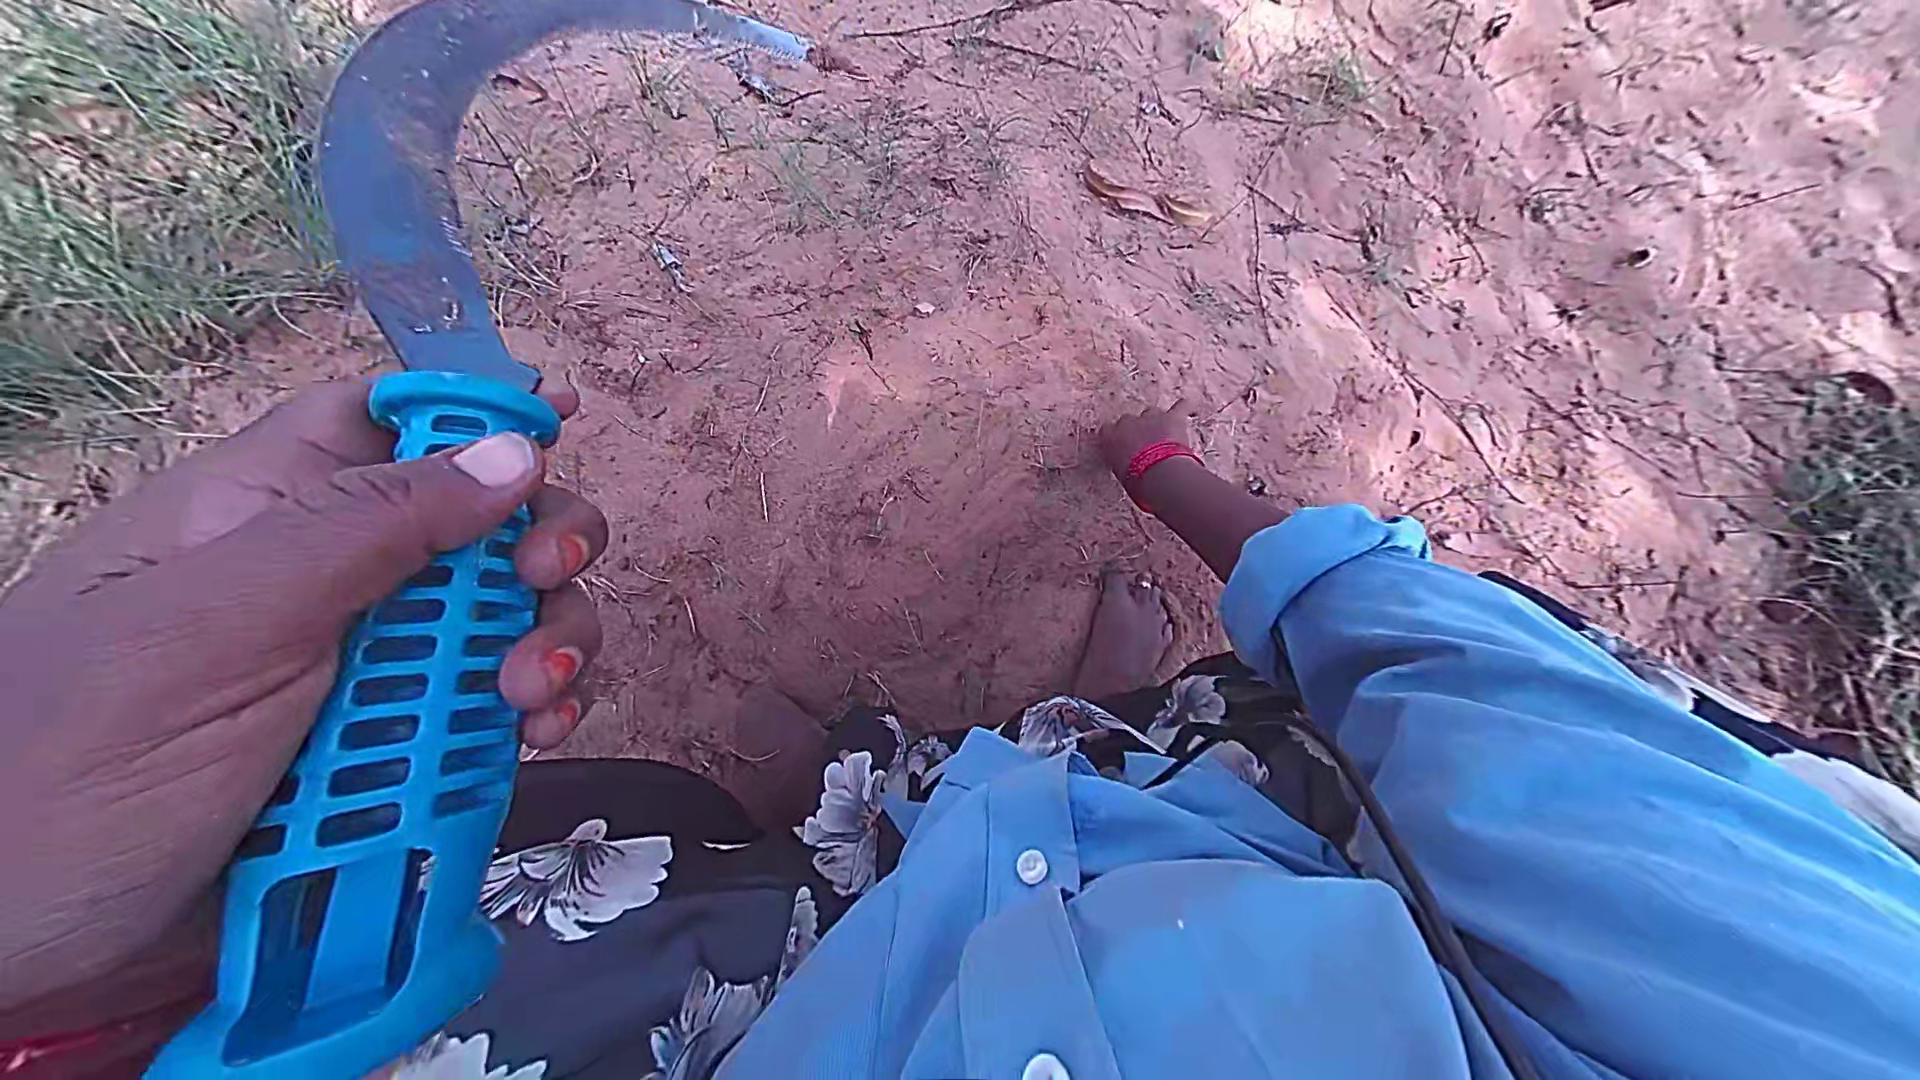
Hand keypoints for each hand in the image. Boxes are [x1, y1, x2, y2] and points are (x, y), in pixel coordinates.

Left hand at [0, 377, 607, 1014]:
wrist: (47, 958)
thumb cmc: (85, 763)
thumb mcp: (220, 622)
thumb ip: (370, 525)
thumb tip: (517, 453)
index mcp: (282, 510)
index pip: (388, 419)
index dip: (473, 403)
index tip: (557, 409)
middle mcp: (364, 570)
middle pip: (499, 512)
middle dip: (547, 538)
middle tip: (541, 575)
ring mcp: (412, 650)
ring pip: (535, 603)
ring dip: (560, 637)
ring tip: (529, 694)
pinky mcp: (444, 719)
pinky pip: (537, 684)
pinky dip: (558, 700)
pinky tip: (541, 730)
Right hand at [1096, 400, 1195, 483]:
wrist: (1158, 474)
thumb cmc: (1136, 479)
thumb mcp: (1119, 472)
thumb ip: (1120, 461)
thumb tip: (1127, 464)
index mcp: (1110, 436)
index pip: (1107, 430)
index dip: (1116, 438)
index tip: (1120, 446)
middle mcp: (1128, 422)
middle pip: (1130, 420)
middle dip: (1136, 431)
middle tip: (1143, 447)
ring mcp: (1150, 418)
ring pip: (1152, 413)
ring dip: (1157, 423)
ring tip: (1163, 436)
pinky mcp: (1171, 418)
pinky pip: (1181, 406)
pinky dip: (1185, 408)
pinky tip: (1189, 410)